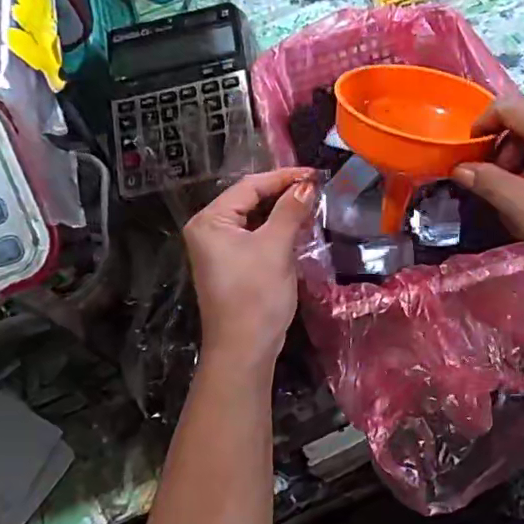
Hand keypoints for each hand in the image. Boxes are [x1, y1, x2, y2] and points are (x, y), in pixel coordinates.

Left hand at [183, 168, 317, 365]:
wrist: (244, 349)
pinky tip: (299, 227)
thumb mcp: (275, 248)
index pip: (248, 186)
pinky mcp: (232, 264)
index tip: (314, 174)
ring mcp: (218, 248)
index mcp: (210, 220)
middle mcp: (208, 229)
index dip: (283, 177)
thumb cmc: (255, 296)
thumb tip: (307, 185)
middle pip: (249, 200)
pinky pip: (255, 236)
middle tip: (315, 188)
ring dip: (282, 212)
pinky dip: (276, 230)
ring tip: (312, 203)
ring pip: (254, 218)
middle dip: (282, 193)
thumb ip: (290, 211)